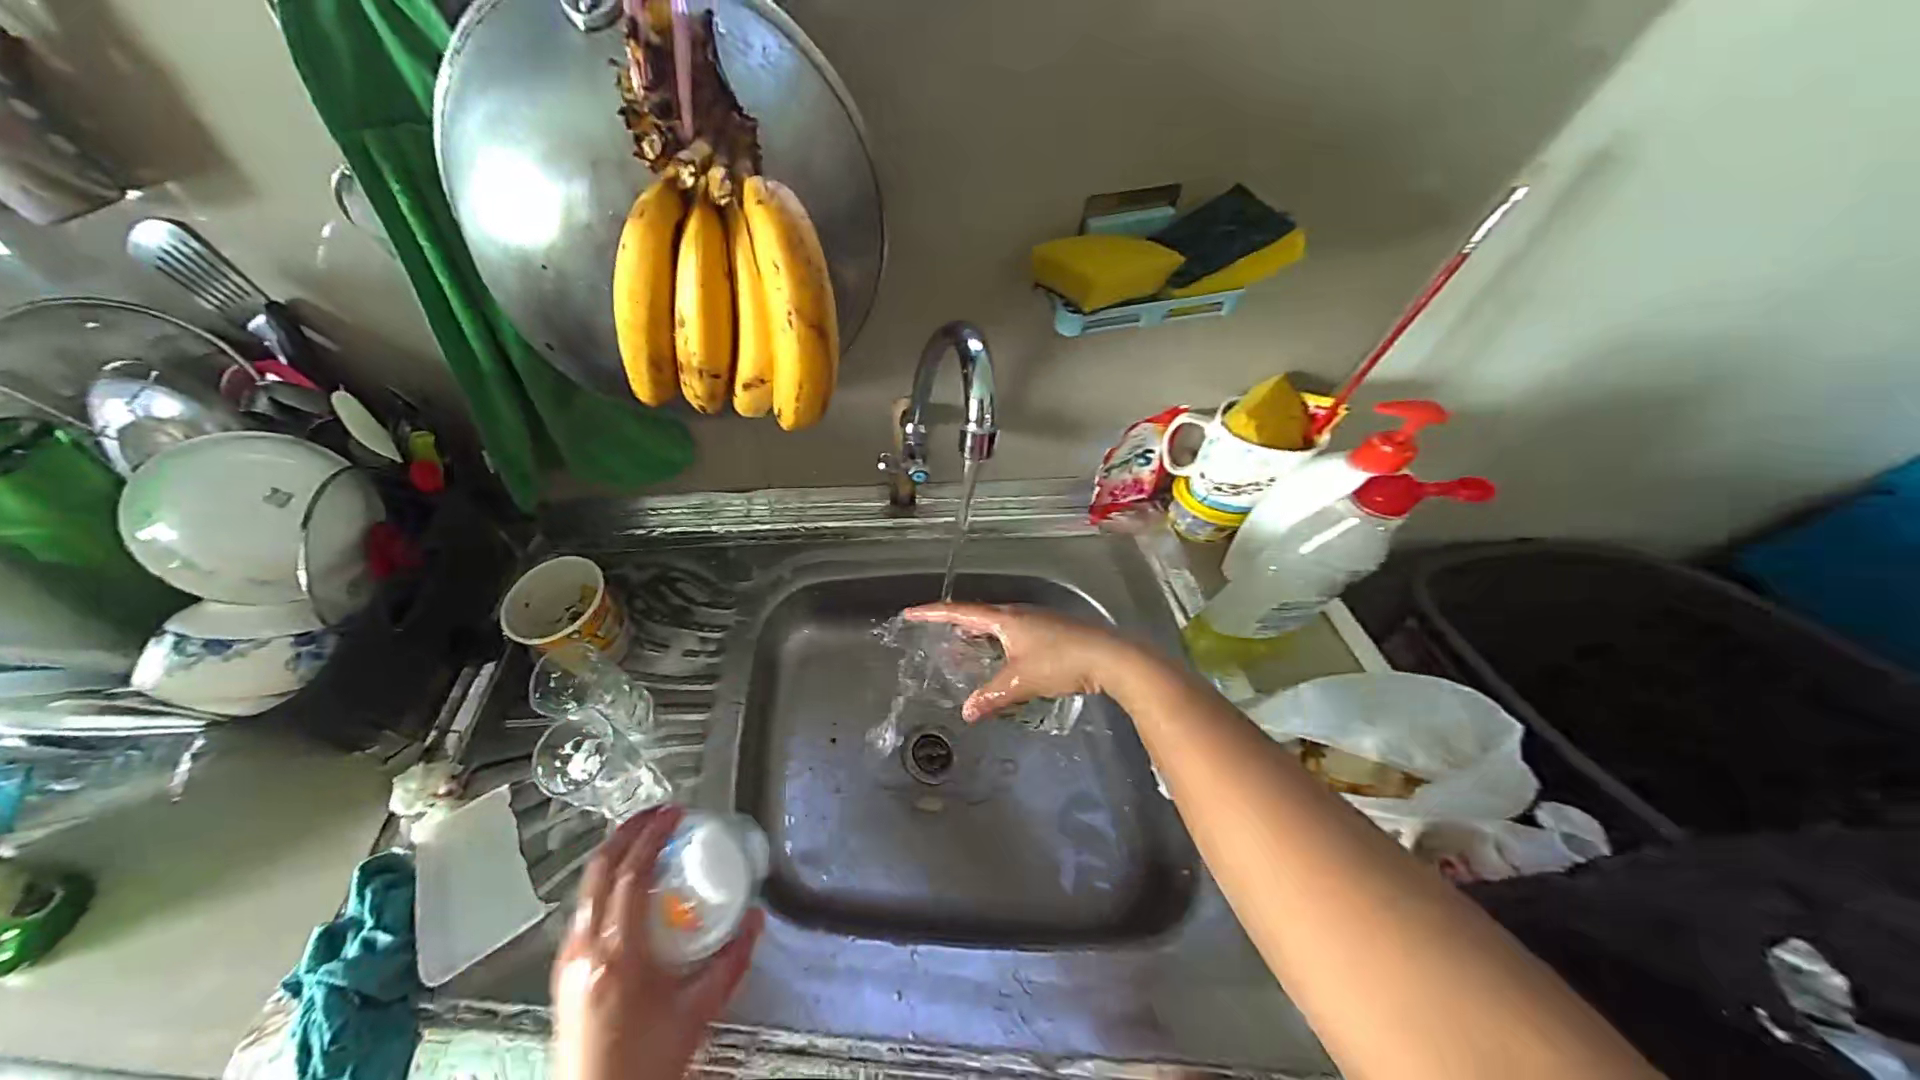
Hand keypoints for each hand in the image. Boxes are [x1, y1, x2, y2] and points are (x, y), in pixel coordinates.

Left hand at [552, 807, 762, 1079]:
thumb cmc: (646, 1062)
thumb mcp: (699, 1010)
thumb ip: (732, 960)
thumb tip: (754, 918)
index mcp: (618, 953)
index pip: (632, 875)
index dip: (653, 836)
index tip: (674, 814)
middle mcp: (585, 949)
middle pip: (600, 871)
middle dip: (628, 832)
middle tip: (658, 813)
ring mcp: (569, 960)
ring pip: (588, 888)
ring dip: (616, 854)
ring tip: (645, 838)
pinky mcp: (566, 972)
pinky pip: (585, 908)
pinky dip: (607, 881)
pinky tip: (628, 884)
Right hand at [901, 602, 1140, 721]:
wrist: (1109, 657)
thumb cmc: (1060, 662)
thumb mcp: (1020, 681)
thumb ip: (991, 696)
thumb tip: (966, 712)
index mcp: (1005, 619)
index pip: (960, 611)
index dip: (933, 613)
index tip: (910, 612)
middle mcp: (1018, 613)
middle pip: (978, 613)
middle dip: (954, 621)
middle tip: (935, 629)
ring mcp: (1036, 620)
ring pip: (998, 623)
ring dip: (978, 631)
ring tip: (963, 642)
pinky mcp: (1050, 631)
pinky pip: (1013, 631)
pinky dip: (997, 640)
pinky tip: (1002, 655)